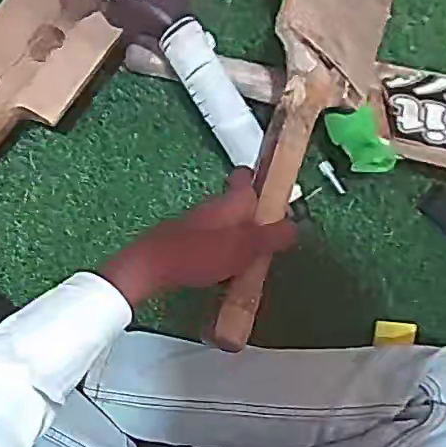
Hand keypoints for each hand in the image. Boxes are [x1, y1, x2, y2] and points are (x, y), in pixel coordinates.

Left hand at [96, 168, 297, 306]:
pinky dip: (218, 250)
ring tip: (248, 257)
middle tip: (266, 235)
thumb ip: (272, 236)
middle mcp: (211, 206)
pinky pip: (207, 241)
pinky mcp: (179, 241)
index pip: (247, 177)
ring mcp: (193, 223)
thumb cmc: (198, 254)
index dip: (261, 181)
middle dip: (252, 216)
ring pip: (221, 223)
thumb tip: (295, 227)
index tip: (276, 193)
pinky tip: (221, 269)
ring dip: (235, 235)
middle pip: (236, 202)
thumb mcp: (245, 248)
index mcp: (230, 201)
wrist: (150, 268)